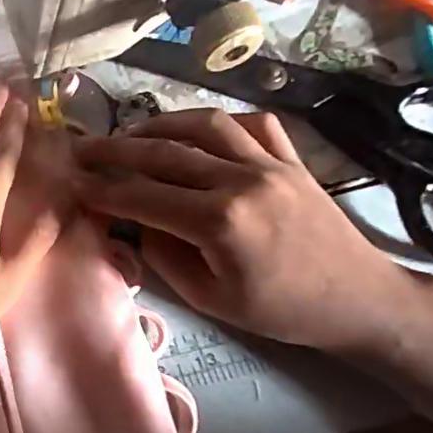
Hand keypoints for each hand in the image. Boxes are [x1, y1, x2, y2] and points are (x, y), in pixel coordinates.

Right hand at [74, 108, 432, 352]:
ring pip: (205, 124)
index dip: (104, 189)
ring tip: (133, 132)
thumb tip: (137, 223)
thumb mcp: (212, 300)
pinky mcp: (291, 158)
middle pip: (166, 152)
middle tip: (85, 149)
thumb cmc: (282, 311)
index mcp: (220, 222)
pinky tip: (200, 131)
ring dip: (162, 123)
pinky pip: (252, 123)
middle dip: (118, 150)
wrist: (357, 298)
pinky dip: (220, 121)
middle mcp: (241, 180)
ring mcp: (270, 162)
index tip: (74, 183)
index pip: (145, 196)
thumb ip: (166, 258)